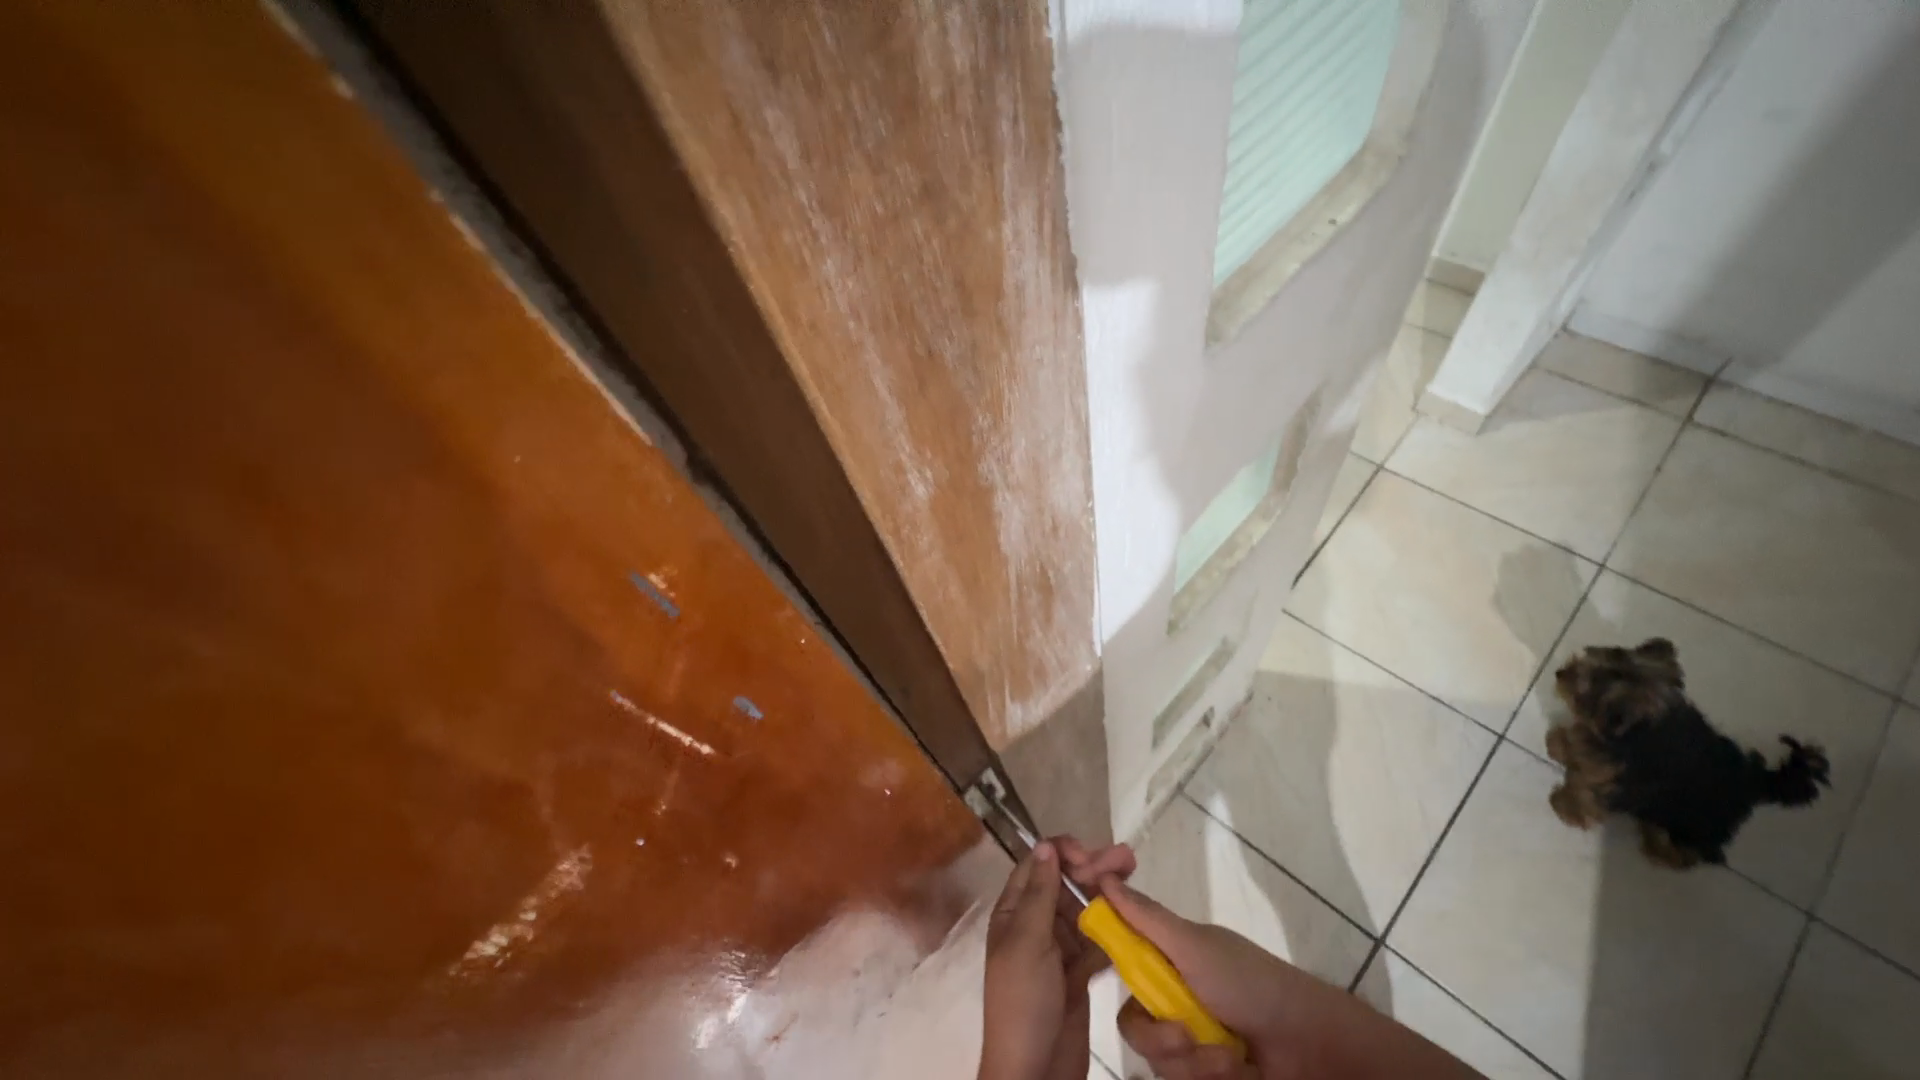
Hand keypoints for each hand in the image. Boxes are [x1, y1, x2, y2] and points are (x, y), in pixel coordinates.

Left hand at [978, 837, 1135, 1079]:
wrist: (1034, 1070)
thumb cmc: (1022, 1000)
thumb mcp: (1028, 942)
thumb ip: (1040, 894)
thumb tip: (1045, 845)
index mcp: (1014, 913)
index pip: (1037, 868)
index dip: (1062, 854)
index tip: (1089, 855)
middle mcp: (1035, 926)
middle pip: (1065, 885)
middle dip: (1093, 869)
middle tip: (1127, 858)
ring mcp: (1058, 950)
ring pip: (1084, 911)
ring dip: (1107, 895)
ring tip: (1134, 876)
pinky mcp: (1078, 973)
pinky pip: (1097, 942)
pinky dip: (1114, 930)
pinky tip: (1135, 919)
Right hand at [1102, 878, 1486, 1079]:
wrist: (1310, 1047)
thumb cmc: (1250, 983)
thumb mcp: (1194, 945)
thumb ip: (1145, 917)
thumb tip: (1102, 875)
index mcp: (1171, 960)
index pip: (1123, 964)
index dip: (1115, 971)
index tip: (1118, 977)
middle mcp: (1178, 1000)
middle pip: (1135, 1024)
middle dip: (1159, 1037)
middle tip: (1186, 1036)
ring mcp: (1195, 1042)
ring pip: (1158, 1060)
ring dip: (1193, 1063)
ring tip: (1230, 1058)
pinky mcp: (1208, 1074)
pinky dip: (1210, 1077)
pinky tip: (1237, 1069)